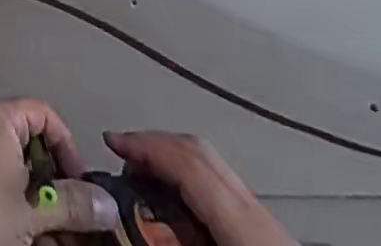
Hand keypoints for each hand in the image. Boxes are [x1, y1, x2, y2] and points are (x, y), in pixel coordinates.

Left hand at [0, 98, 119, 245]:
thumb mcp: (28, 214)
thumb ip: (71, 205)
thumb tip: (110, 205)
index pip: (46, 115)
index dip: (69, 149)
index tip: (82, 187)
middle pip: (33, 147)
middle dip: (57, 187)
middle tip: (76, 224)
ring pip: (16, 173)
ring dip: (40, 206)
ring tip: (57, 239)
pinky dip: (15, 210)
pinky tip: (30, 238)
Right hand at [104, 132, 298, 245]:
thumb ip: (178, 243)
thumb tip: (136, 231)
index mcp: (246, 230)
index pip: (190, 165)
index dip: (148, 147)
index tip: (113, 143)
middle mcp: (258, 215)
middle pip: (202, 153)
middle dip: (156, 145)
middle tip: (120, 154)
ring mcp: (266, 223)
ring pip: (213, 167)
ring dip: (172, 161)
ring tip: (140, 175)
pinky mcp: (268, 236)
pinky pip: (221, 190)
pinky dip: (190, 182)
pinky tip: (174, 205)